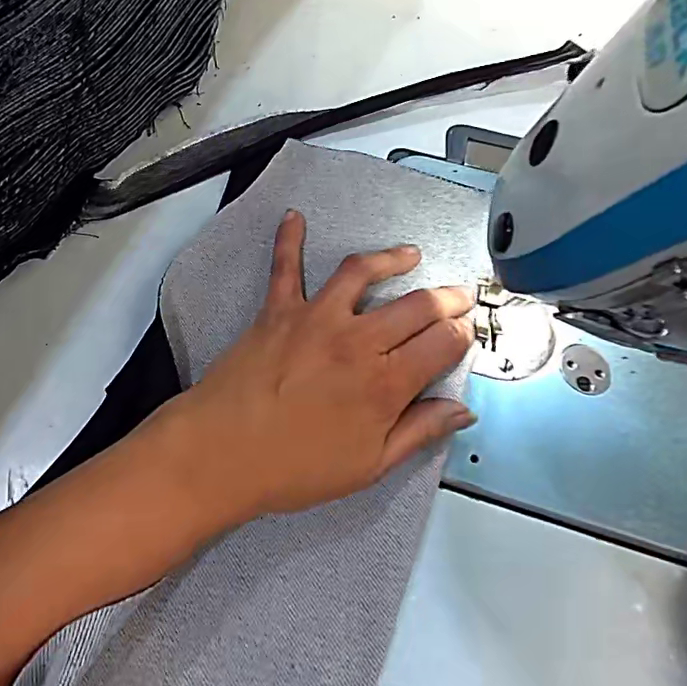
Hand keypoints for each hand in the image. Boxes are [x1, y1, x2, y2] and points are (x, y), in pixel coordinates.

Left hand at [146, 210, 477, 522]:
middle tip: (459, 296)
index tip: (465, 334)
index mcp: (384, 384)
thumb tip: (460, 413)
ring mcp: (316, 319)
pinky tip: (294, 218)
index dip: (463, 335)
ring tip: (409, 254)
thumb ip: (419, 432)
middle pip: (417, 305)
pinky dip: (289, 239)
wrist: (221, 455)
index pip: (443, 343)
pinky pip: (285, 266)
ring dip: (392, 258)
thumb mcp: (369, 466)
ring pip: (363, 272)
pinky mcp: (279, 311)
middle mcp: (356, 342)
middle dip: (448, 298)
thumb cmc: (292, 467)